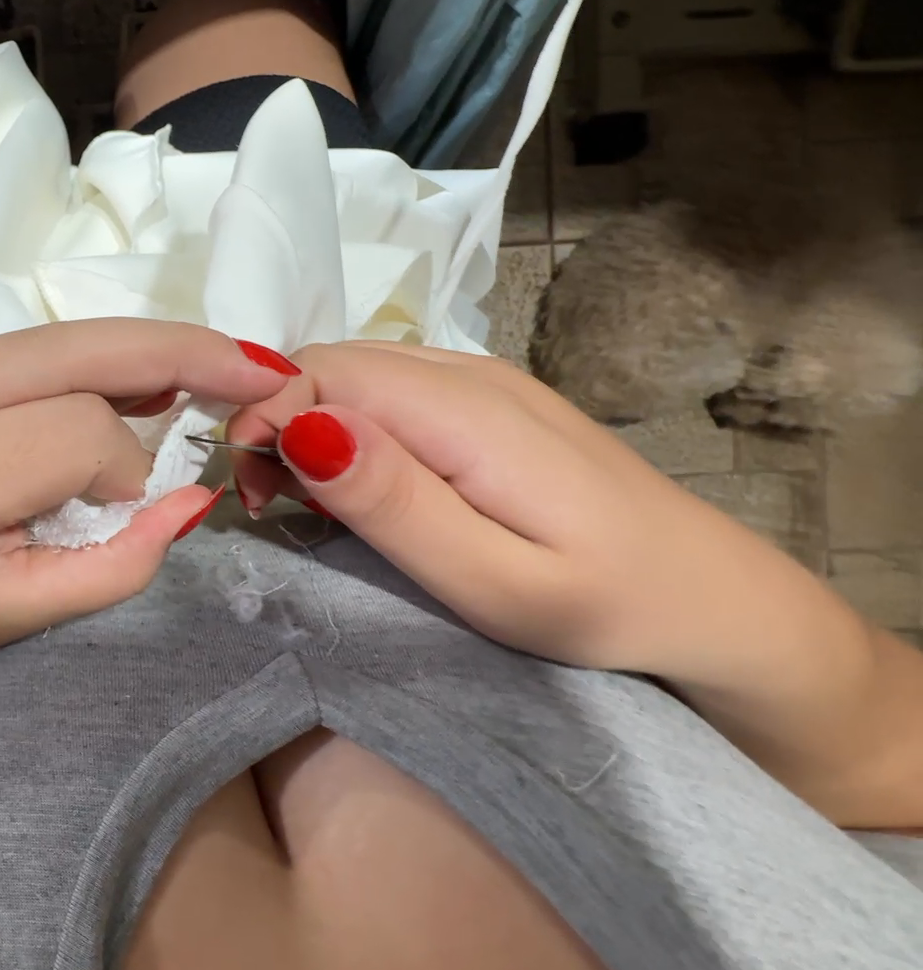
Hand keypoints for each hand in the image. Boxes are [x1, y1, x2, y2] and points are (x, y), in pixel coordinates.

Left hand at [0, 318, 293, 687]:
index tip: (125, 511)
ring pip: (48, 337)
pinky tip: (132, 375)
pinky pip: (20, 350)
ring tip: (207, 369)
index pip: (72, 434)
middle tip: (256, 368)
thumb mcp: (17, 616)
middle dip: (173, 351)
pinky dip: (86, 357)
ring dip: (134, 347)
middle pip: (69, 351)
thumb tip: (195, 497)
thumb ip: (116, 565)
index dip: (124, 469)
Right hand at [226, 342, 859, 680]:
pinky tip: (357, 479)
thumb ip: (392, 501)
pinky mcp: (487, 400)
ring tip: (307, 499)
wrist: (715, 603)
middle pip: (329, 362)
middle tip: (271, 504)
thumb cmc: (601, 608)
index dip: (264, 418)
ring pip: (351, 371)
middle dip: (273, 421)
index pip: (320, 369)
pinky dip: (342, 424)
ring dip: (303, 423)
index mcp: (465, 410)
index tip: (255, 495)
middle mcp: (468, 372)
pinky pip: (384, 388)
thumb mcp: (489, 579)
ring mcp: (482, 380)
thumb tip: (304, 426)